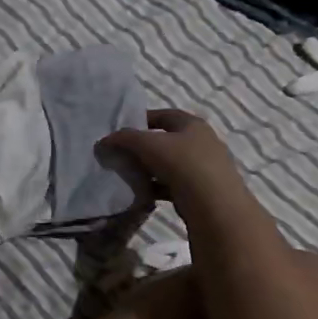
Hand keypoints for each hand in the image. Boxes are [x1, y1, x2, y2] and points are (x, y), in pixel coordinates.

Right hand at [102, 110, 248, 212]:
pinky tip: (141, 192)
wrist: (213, 203)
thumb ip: (124, 138)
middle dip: (142, 147)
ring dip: (147, 168)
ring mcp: (202, 166)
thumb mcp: (148, 144)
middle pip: (165, 140)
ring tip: (127, 175)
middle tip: (121, 154)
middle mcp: (201, 142)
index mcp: (192, 124)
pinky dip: (156, 186)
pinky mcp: (199, 189)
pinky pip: (171, 184)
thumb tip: (104, 140)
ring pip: (167, 163)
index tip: (121, 131)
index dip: (141, 119)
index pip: (164, 115)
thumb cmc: (182, 163)